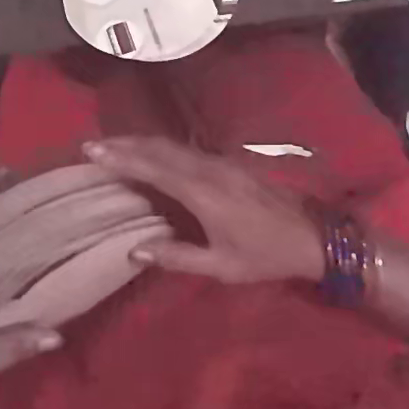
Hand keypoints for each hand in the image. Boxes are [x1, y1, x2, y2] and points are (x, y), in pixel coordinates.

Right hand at [84, 137, 323, 283]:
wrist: (315, 236)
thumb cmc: (266, 255)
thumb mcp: (222, 265)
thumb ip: (177, 257)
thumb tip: (134, 250)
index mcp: (204, 194)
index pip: (154, 168)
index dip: (122, 158)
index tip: (93, 152)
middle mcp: (209, 170)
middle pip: (159, 148)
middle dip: (124, 144)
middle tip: (93, 145)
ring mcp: (221, 162)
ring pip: (172, 145)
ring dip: (140, 143)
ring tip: (113, 145)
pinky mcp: (229, 162)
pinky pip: (186, 149)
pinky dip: (160, 148)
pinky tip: (149, 153)